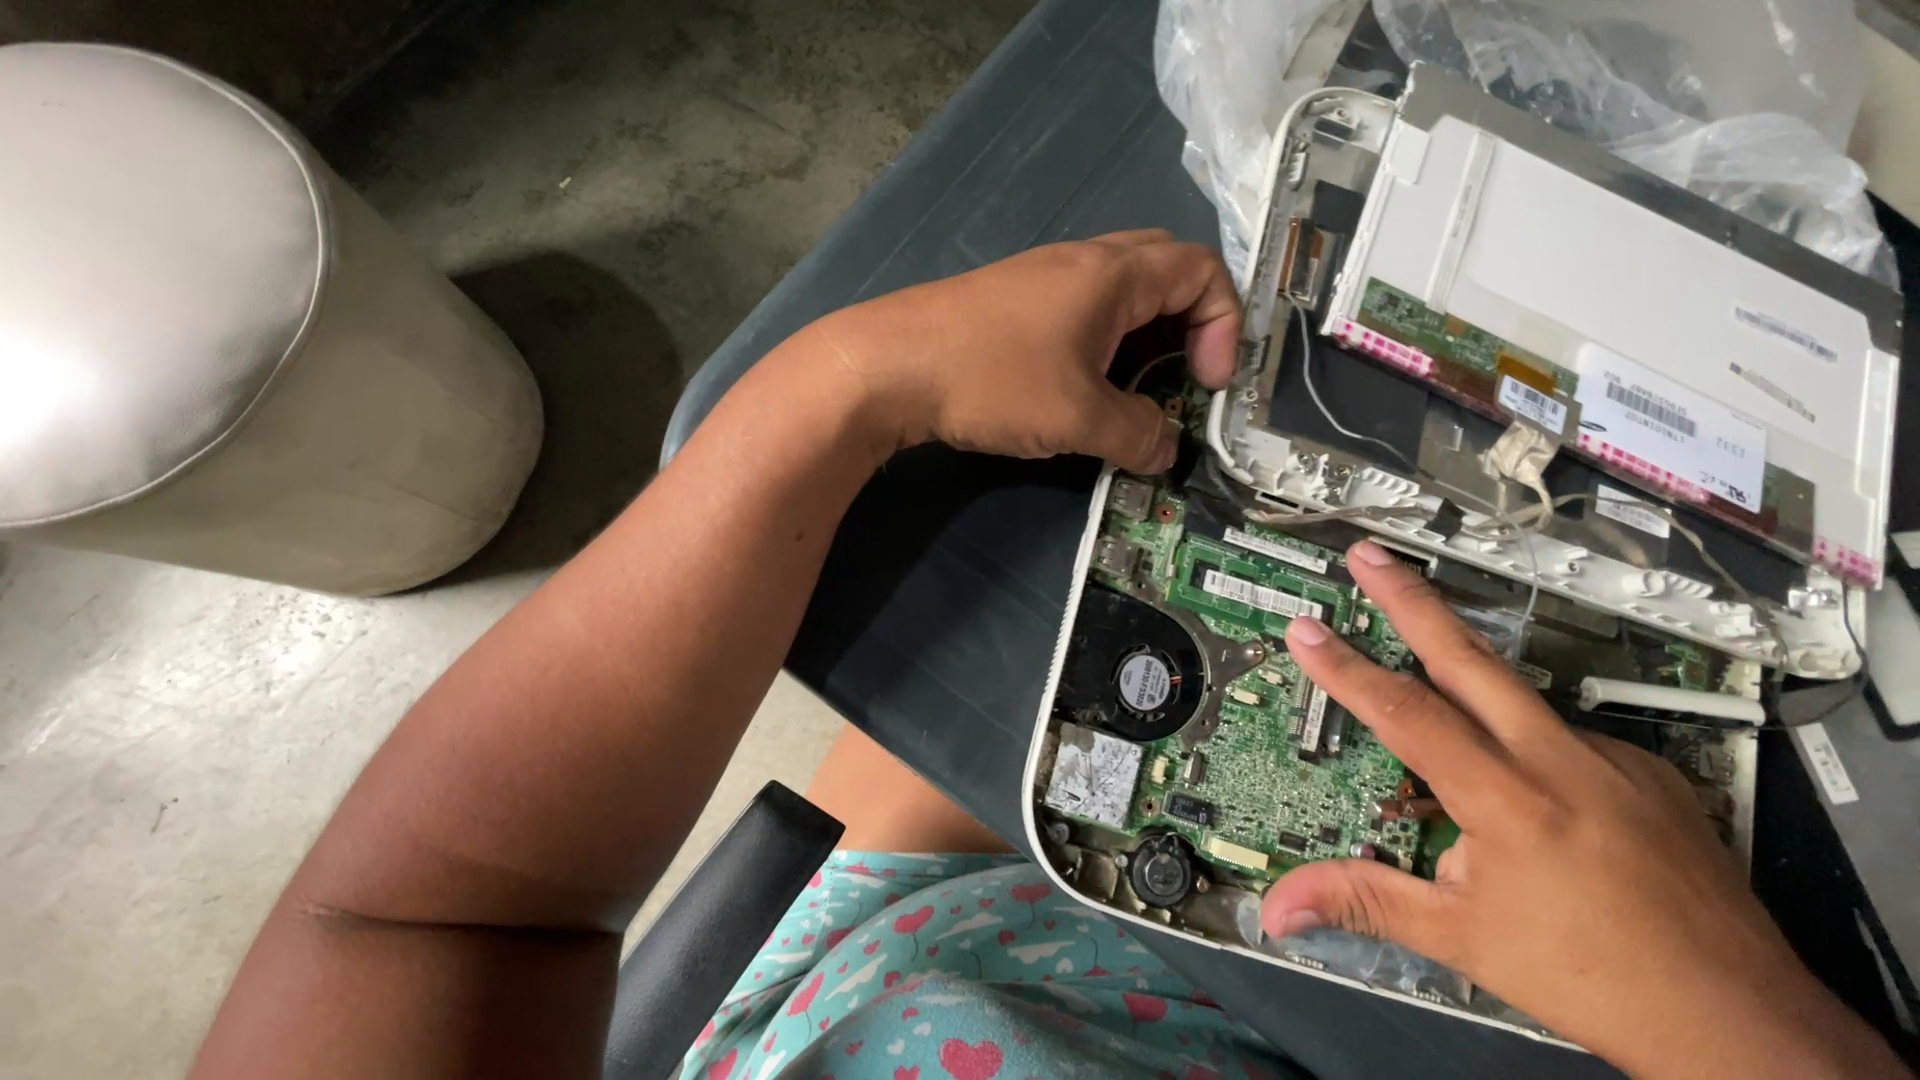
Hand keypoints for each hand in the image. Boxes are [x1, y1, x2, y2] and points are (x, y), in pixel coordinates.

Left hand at [810, 229, 1239, 471]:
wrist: (889, 366)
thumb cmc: (993, 380)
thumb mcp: (1077, 417)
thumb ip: (1136, 434)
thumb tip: (1164, 450)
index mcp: (1114, 274)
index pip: (1202, 270)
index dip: (1223, 325)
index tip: (1209, 383)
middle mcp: (1084, 261)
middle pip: (1164, 270)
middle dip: (1189, 323)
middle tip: (1182, 376)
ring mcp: (1043, 276)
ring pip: (1119, 292)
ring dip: (1143, 336)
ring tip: (1135, 390)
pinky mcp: (1012, 301)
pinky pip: (1081, 308)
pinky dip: (1102, 341)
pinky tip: (1081, 385)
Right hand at [1262, 541, 1907, 1079]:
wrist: (1744, 1023)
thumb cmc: (1594, 980)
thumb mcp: (1461, 940)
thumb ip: (1363, 900)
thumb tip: (1278, 907)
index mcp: (1509, 801)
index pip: (1407, 715)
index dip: (1346, 669)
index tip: (1307, 628)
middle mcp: (1562, 762)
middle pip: (1469, 659)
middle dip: (1411, 599)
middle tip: (1369, 556)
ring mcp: (1614, 761)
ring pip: (1516, 695)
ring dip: (1460, 665)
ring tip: (1426, 668)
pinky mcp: (1649, 774)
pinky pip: (1565, 736)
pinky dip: (1524, 740)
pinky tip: (1520, 779)